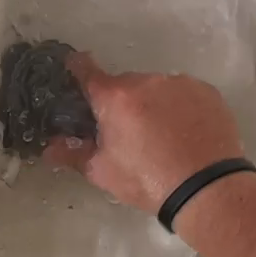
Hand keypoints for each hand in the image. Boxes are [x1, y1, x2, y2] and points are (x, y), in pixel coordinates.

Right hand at [43, 54, 245, 212]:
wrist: (207, 188)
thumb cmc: (146, 180)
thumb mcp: (102, 171)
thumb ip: (72, 154)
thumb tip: (48, 148)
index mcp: (115, 98)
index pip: (86, 70)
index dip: (77, 68)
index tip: (73, 67)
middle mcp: (146, 81)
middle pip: (123, 85)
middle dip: (119, 102)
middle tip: (125, 132)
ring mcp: (179, 83)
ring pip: (154, 88)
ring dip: (149, 104)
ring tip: (158, 135)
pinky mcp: (206, 92)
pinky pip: (181, 93)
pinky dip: (176, 106)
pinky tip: (181, 131)